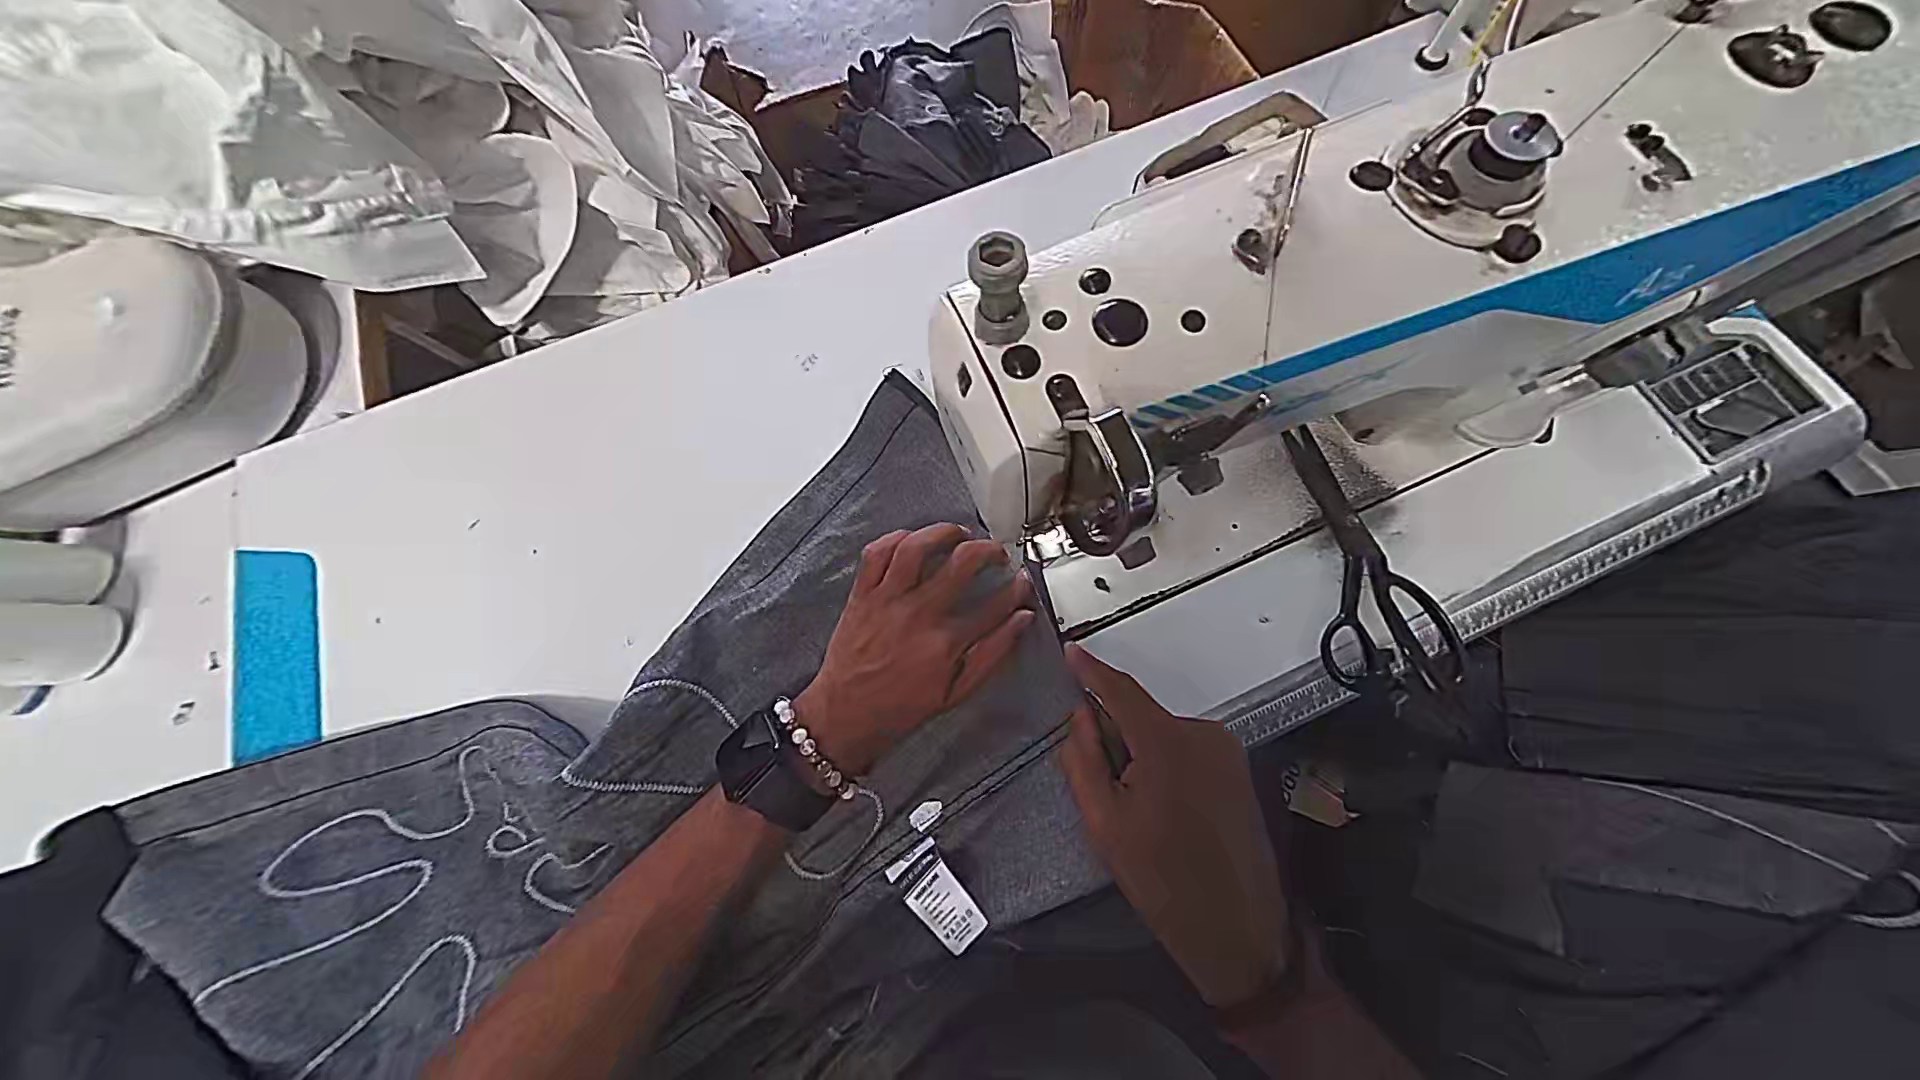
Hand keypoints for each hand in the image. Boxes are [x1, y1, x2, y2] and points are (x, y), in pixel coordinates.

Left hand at [795, 523, 1036, 775]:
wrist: (847, 714)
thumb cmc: (899, 707)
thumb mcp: (957, 692)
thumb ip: (993, 654)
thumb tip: (1020, 622)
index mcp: (945, 643)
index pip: (995, 604)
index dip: (1016, 589)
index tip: (1021, 583)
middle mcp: (918, 615)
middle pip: (963, 563)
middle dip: (989, 551)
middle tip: (995, 553)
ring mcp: (887, 601)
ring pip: (917, 547)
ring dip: (943, 532)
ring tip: (958, 534)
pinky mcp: (862, 595)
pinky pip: (877, 554)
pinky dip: (895, 539)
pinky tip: (911, 540)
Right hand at [1055, 645, 1291, 1007]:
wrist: (1235, 930)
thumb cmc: (1165, 880)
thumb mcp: (1104, 822)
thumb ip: (1083, 759)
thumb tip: (1080, 718)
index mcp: (1166, 743)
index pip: (1119, 690)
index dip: (1091, 669)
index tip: (1073, 652)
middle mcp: (1202, 736)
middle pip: (1140, 714)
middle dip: (1115, 734)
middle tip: (1105, 784)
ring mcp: (1225, 751)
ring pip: (1162, 732)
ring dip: (1141, 752)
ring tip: (1141, 808)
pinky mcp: (1236, 767)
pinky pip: (1185, 746)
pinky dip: (1165, 762)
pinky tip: (1166, 808)